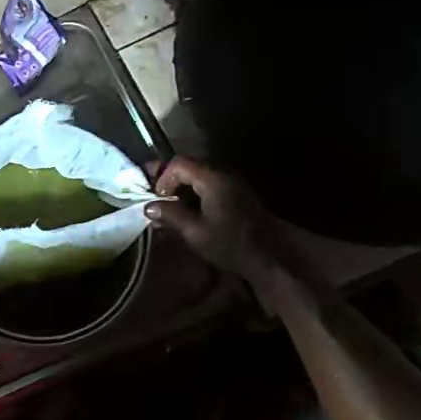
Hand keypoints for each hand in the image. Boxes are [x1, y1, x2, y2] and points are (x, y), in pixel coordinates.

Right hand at [146, 157, 287, 285]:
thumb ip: (170, 216)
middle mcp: (222, 175)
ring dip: (180, 190)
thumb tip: (149, 207)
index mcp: (212, 179)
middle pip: (188, 167)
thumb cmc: (231, 243)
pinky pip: (208, 187)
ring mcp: (231, 185)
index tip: (156, 198)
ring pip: (197, 178)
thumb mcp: (195, 232)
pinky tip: (185, 214)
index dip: (162, 177)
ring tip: (167, 210)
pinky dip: (192, 196)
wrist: (272, 256)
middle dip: (168, 182)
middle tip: (155, 200)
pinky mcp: (235, 196)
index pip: (179, 163)